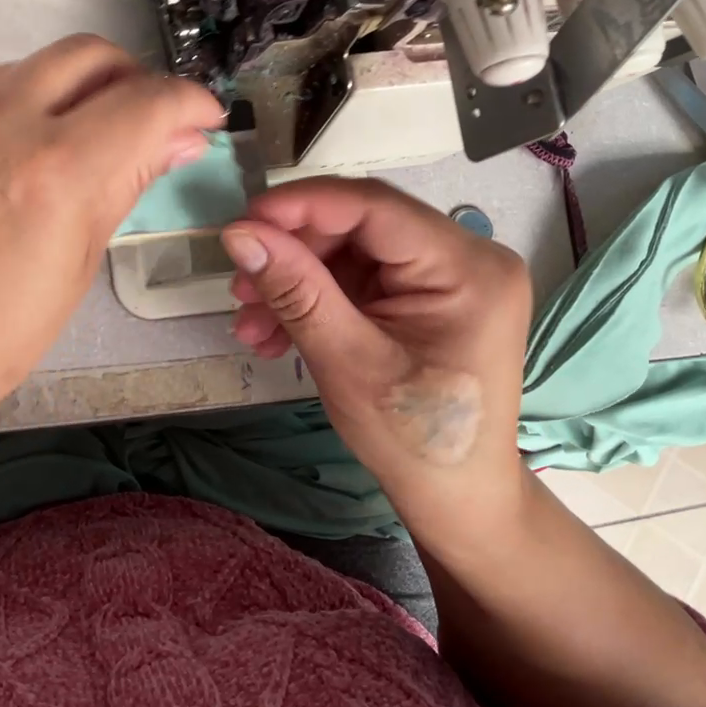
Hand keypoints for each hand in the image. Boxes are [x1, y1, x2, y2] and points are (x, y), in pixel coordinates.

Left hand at [0, 34, 223, 412]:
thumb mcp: (81, 260)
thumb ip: (130, 180)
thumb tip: (182, 138)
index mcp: (56, 170)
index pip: (147, 101)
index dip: (189, 102)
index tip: (200, 118)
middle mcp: (1, 121)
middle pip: (91, 54)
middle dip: (132, 78)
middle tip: (140, 121)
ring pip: (35, 64)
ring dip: (73, 89)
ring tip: (75, 140)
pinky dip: (20, 105)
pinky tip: (15, 152)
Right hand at [221, 178, 531, 524]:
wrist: (457, 501)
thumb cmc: (412, 439)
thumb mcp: (346, 361)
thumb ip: (294, 289)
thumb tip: (237, 233)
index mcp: (468, 269)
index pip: (375, 207)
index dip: (302, 205)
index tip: (241, 222)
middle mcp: (468, 257)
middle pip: (359, 226)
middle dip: (292, 252)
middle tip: (239, 286)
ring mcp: (448, 275)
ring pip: (351, 251)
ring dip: (295, 280)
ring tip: (250, 323)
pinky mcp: (427, 294)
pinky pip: (359, 277)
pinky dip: (314, 298)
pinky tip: (274, 332)